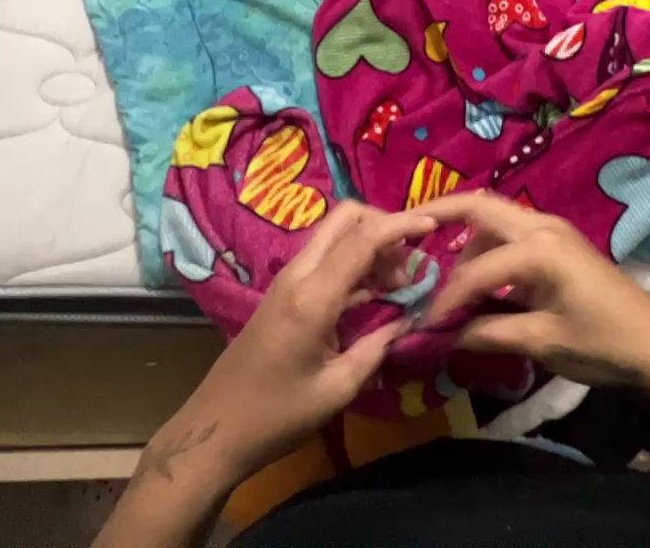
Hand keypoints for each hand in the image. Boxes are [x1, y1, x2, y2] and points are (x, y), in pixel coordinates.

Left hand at [147, 201, 438, 481]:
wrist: (214, 431)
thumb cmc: (277, 416)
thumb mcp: (338, 389)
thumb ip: (380, 346)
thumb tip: (413, 317)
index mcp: (313, 296)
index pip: (364, 237)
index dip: (402, 224)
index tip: (435, 225)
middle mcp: (299, 274)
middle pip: (346, 218)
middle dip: (386, 226)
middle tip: (410, 266)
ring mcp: (289, 279)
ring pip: (337, 234)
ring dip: (372, 246)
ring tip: (398, 288)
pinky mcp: (286, 291)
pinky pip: (328, 257)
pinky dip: (357, 262)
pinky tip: (376, 295)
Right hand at [411, 192, 649, 388]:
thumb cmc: (602, 343)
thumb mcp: (540, 342)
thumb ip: (485, 333)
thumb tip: (437, 335)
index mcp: (539, 247)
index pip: (475, 269)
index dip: (445, 299)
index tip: (423, 325)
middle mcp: (542, 225)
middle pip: (480, 206)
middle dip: (440, 214)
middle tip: (404, 229)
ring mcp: (552, 229)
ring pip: (495, 218)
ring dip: (465, 238)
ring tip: (440, 274)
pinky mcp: (557, 242)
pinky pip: (510, 232)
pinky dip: (485, 246)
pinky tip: (473, 274)